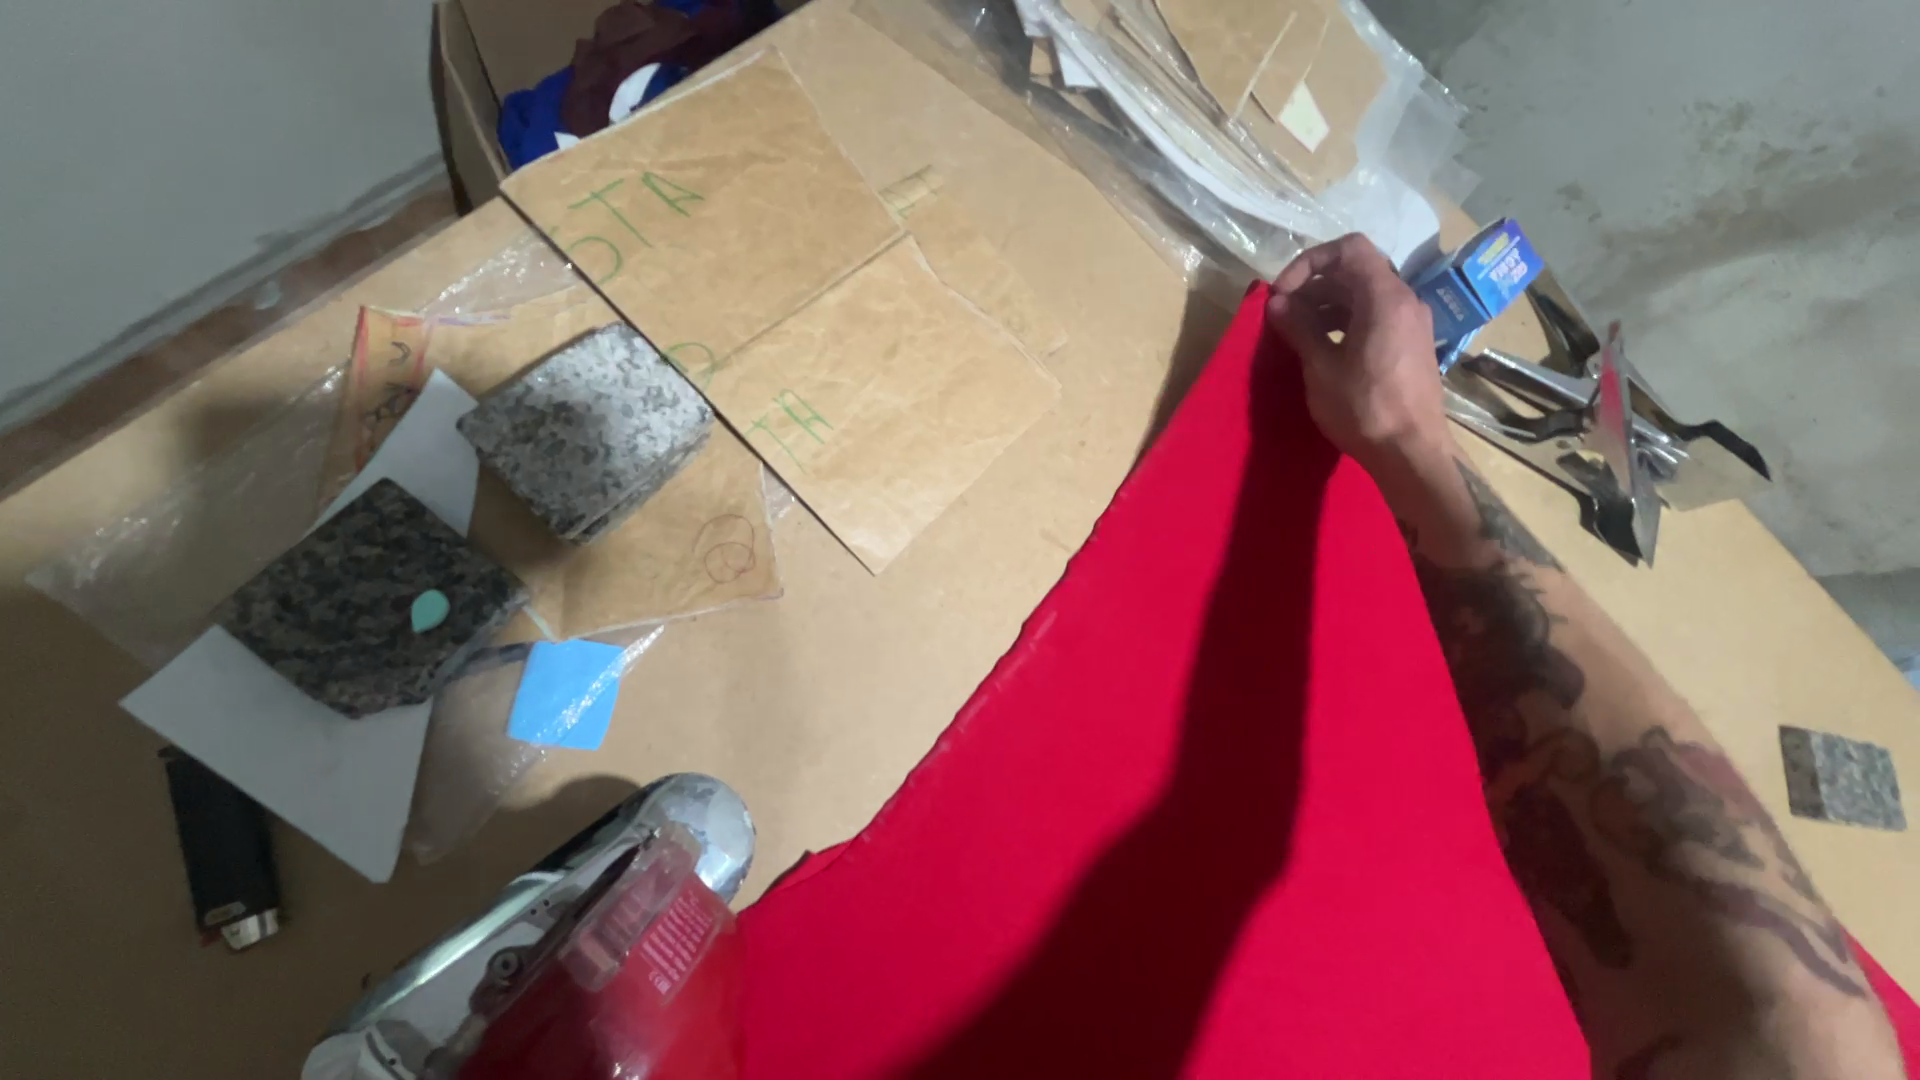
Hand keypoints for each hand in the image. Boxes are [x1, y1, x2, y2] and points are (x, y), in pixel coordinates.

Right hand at [1266, 234, 1450, 470]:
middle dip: (1313, 285)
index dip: (1310, 261)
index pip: (1349, 249)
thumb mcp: (1322, 368)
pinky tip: (1323, 347)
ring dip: (1326, 304)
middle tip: (1282, 315)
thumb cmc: (1364, 409)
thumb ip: (1300, 328)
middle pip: (1355, 270)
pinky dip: (1345, 319)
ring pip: (1364, 293)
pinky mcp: (1409, 343)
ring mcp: (1411, 321)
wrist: (1410, 451)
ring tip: (1297, 333)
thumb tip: (1277, 302)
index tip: (1283, 293)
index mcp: (1385, 298)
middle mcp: (1404, 300)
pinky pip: (1374, 314)